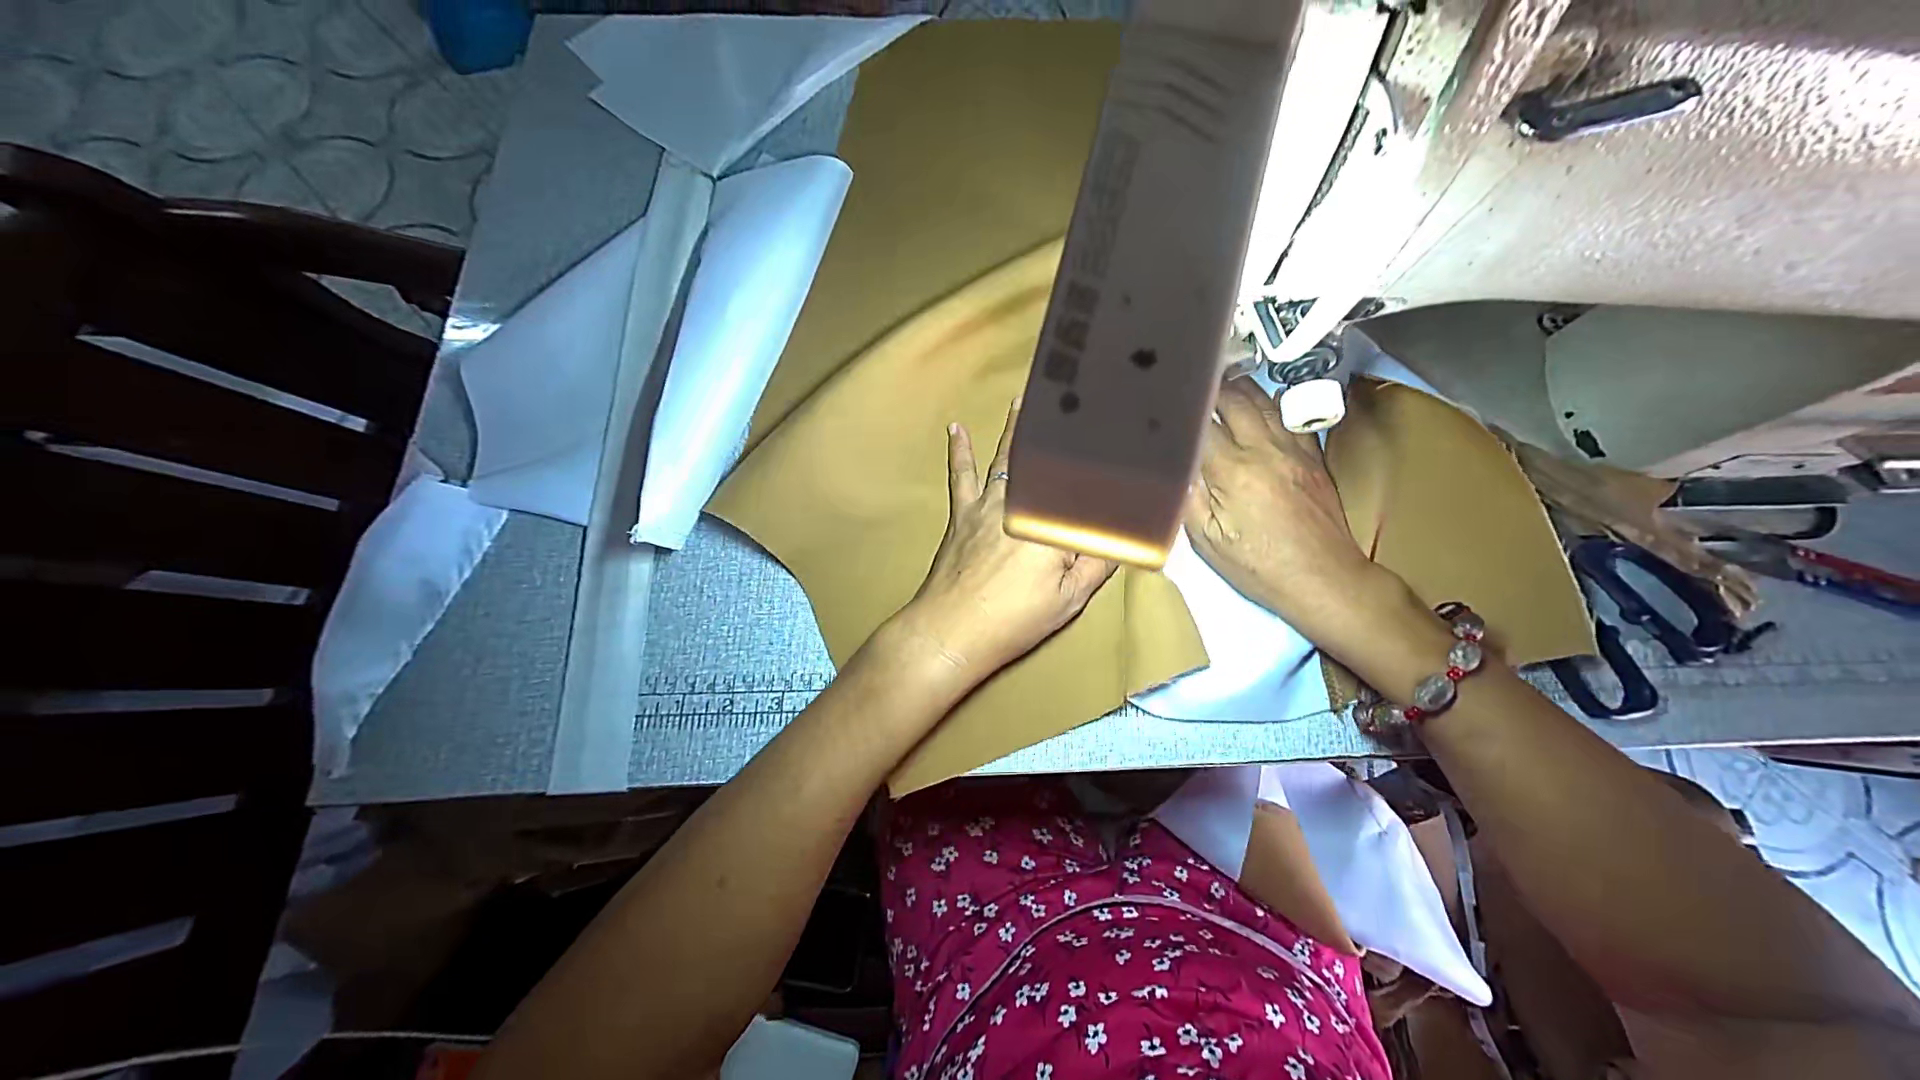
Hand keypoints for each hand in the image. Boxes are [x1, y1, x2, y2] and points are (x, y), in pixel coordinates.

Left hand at [884, 398, 1116, 690]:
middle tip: (1080, 402)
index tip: (1124, 436)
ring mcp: (988, 504)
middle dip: (1064, 431)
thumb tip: (1128, 532)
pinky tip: (956, 429)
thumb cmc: (1015, 619)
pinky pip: (962, 475)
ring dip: (1018, 428)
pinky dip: (959, 451)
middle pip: (1047, 461)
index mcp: (1053, 521)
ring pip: (1008, 457)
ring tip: (1027, 399)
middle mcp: (1021, 501)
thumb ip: (1099, 561)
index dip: (1105, 462)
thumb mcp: (1070, 598)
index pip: (1087, 484)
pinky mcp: (962, 514)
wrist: (951, 631)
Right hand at [1184, 379, 1396, 644]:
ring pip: (1265, 401)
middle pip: (1235, 400)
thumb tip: (1176, 465)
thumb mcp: (1208, 541)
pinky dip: (1271, 404)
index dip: (1181, 412)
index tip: (1164, 406)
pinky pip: (1289, 417)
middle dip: (1210, 390)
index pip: (1200, 424)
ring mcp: (1294, 450)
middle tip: (1190, 387)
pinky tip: (1260, 403)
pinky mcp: (1313, 457)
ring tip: (1220, 384)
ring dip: (1240, 389)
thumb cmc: (1260, 568)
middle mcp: (1265, 451)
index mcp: (1233, 472)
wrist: (1324, 580)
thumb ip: (1188, 497)